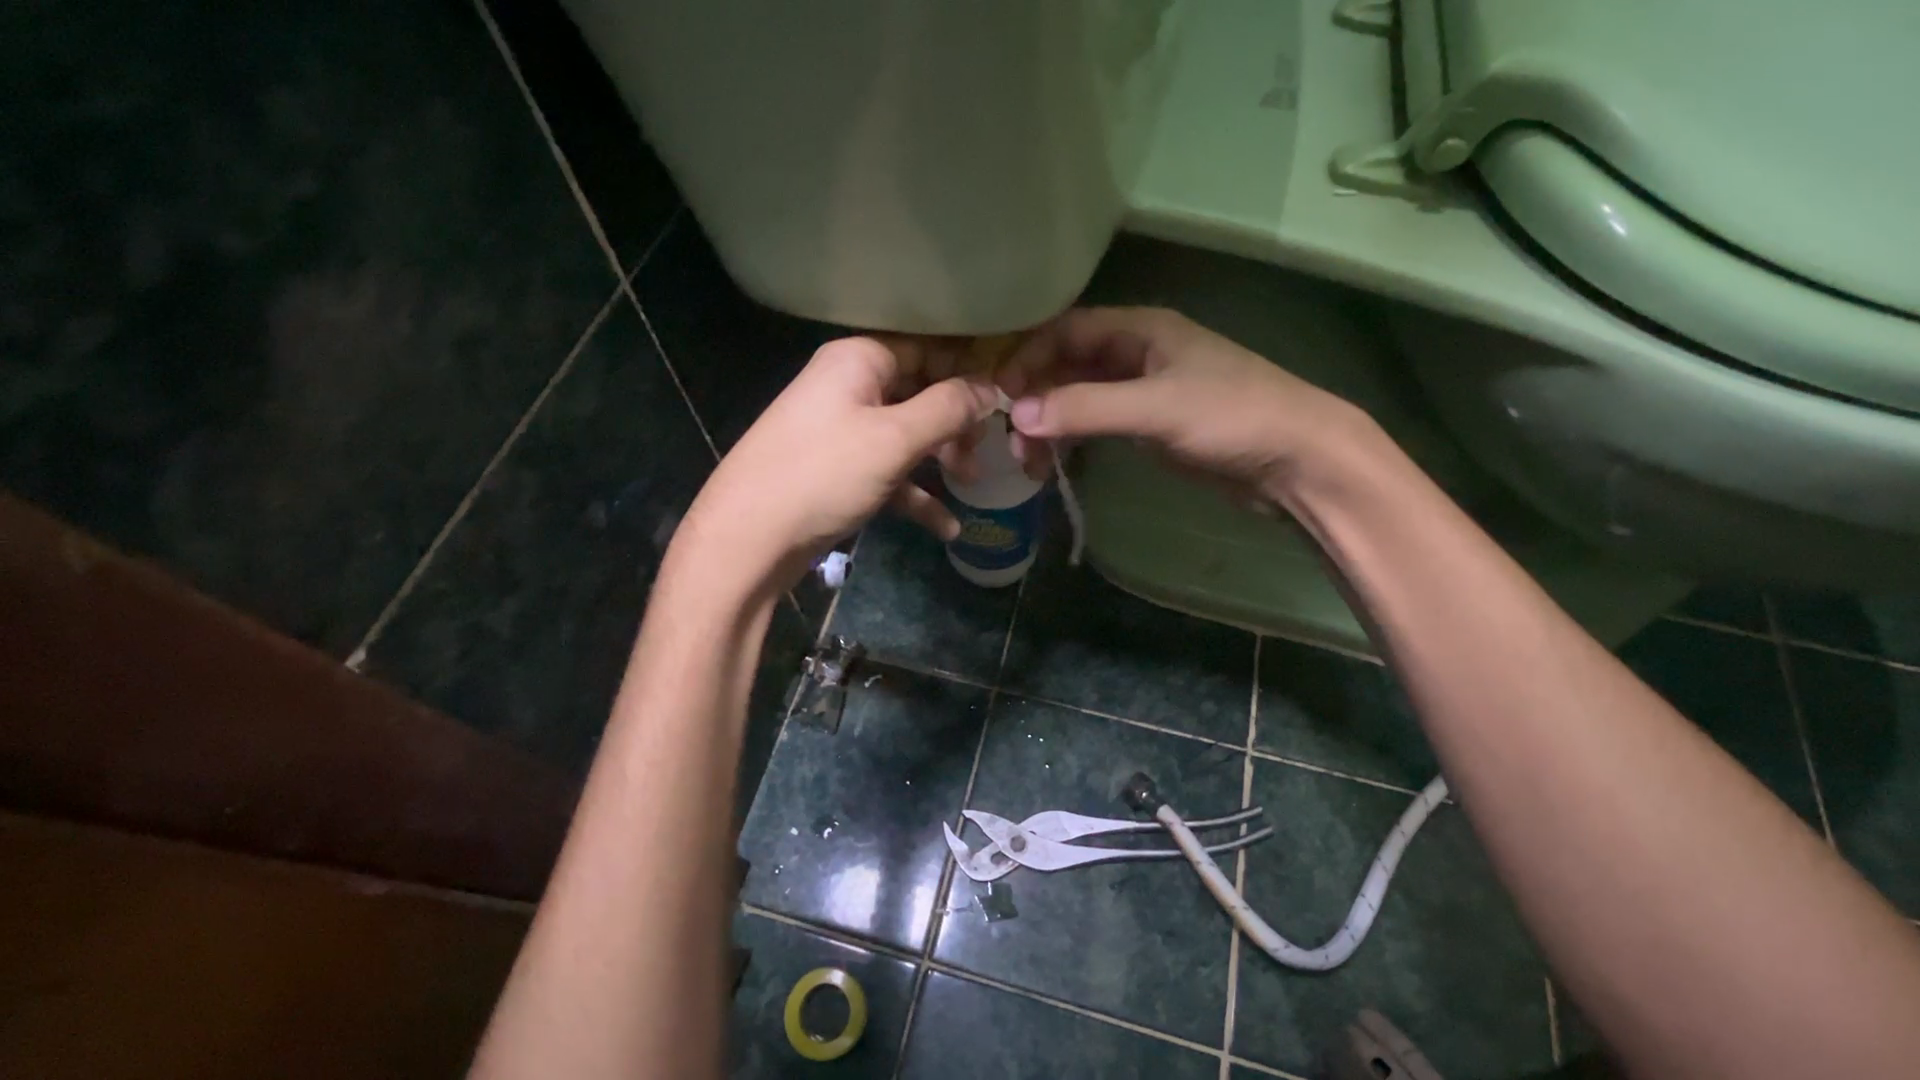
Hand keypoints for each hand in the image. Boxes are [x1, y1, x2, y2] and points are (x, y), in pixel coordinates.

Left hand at [672, 336, 996, 594]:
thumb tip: (991, 387)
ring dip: (942, 458)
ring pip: (907, 434)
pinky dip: (915, 494)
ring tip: (974, 484)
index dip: (970, 367)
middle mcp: (849, 385)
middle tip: (990, 448)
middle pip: (920, 390)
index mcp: (858, 359)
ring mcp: (841, 430)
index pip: (928, 346)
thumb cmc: (823, 474)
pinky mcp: (838, 471)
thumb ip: (948, 408)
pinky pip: (888, 472)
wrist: (747, 539)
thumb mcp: (894, 439)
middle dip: (958, 420)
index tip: (1011, 392)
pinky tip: (947, 526)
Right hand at [1000, 307, 1372, 499]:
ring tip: (1029, 461)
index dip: (1027, 356)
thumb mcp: (1155, 408)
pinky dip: (1073, 440)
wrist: (1297, 460)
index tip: (997, 393)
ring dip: (1050, 423)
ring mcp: (1144, 392)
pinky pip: (1098, 425)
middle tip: (1009, 437)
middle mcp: (1138, 354)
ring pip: (1080, 399)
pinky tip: (1055, 463)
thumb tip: (1015, 414)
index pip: (1066, 330)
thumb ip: (1085, 409)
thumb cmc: (1232, 416)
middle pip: (1068, 365)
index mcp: (1141, 330)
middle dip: (1034, 397)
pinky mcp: (1152, 427)